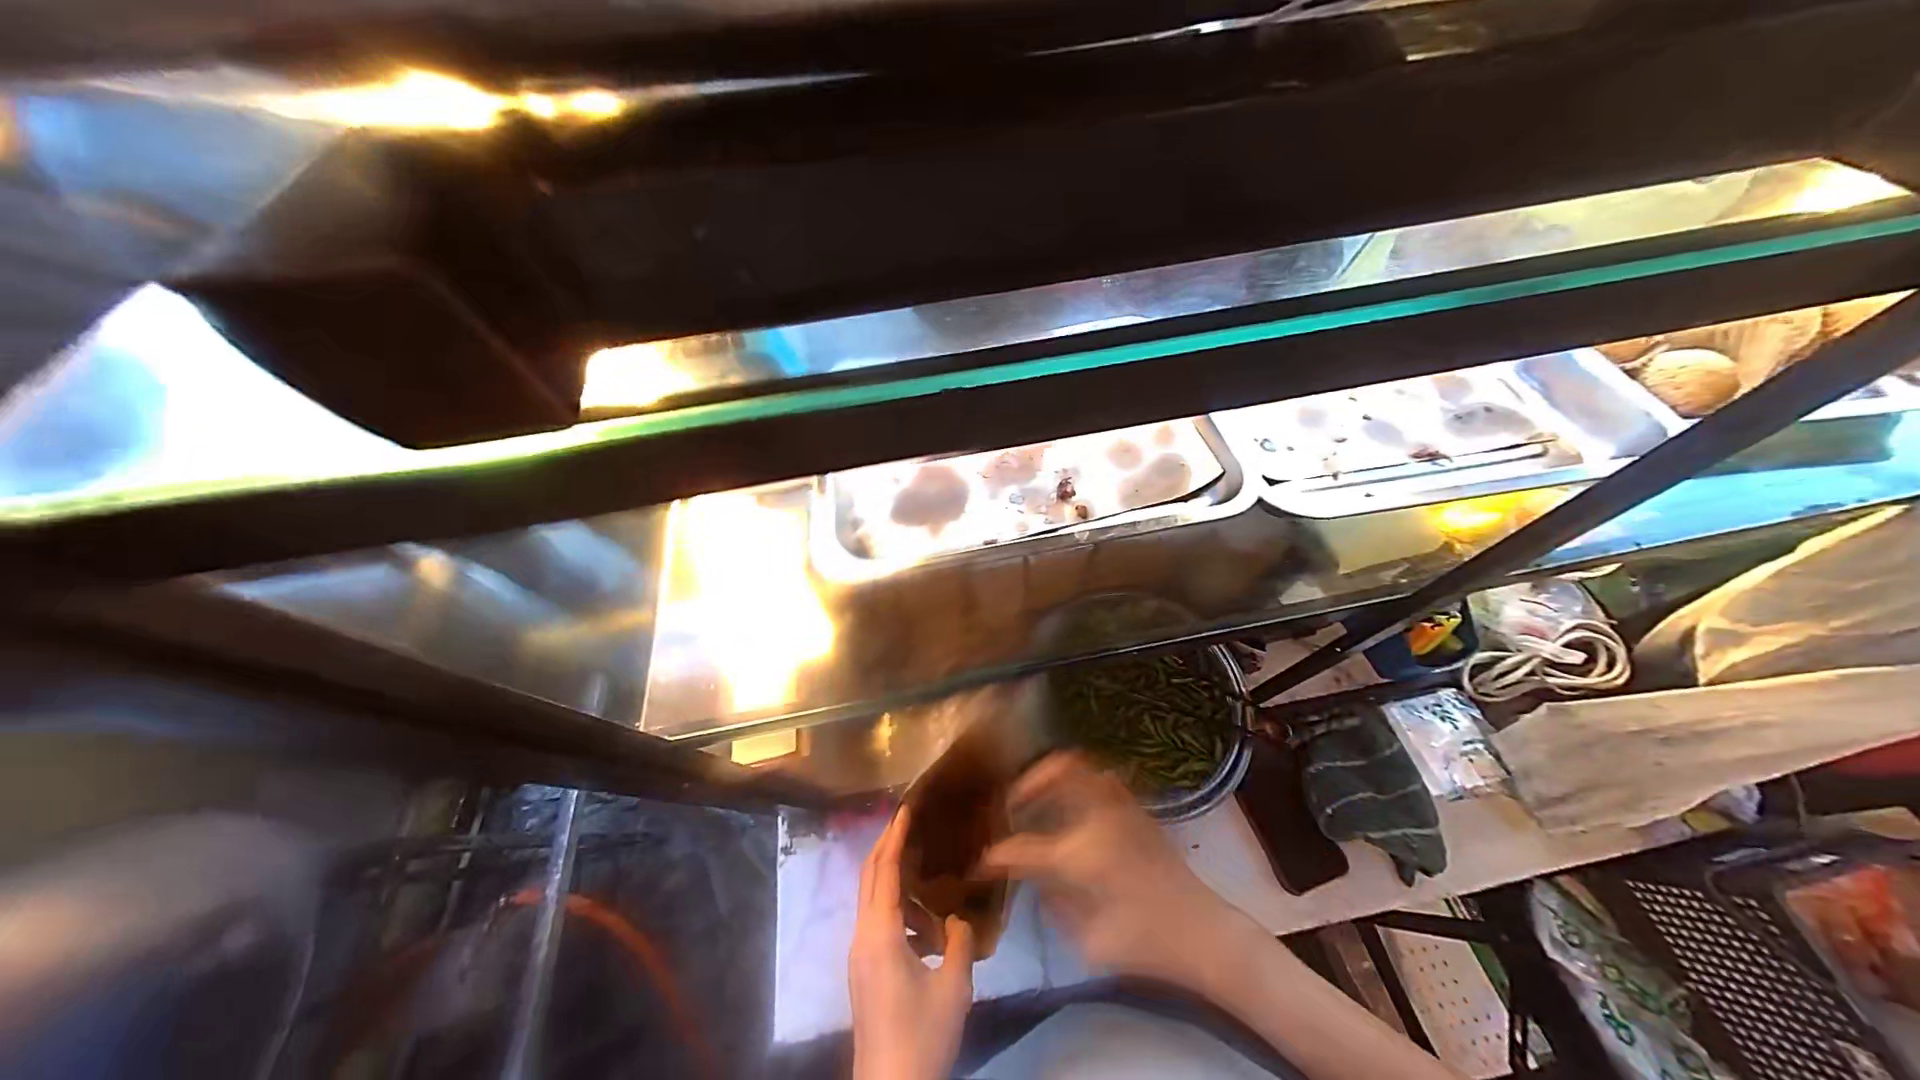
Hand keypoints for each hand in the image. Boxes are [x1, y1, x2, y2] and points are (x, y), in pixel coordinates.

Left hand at [850, 806, 975, 1079]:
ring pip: (874, 903)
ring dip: (897, 885)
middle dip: (887, 847)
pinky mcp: (864, 973)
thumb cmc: (921, 1033)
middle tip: (909, 823)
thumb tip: (957, 922)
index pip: (883, 870)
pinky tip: (926, 931)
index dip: (894, 836)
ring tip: (930, 884)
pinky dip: (899, 913)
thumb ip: (960, 944)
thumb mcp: (953, 987)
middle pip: (870, 878)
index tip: (906, 809)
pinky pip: (878, 925)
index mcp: (880, 933)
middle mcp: (862, 937)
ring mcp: (859, 956)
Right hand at [981, 752, 1261, 993]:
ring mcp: (1123, 808)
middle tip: (1013, 804)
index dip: (996, 856)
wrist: (1205, 936)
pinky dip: (1079, 784)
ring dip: (1054, 777)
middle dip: (1027, 782)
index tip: (981, 866)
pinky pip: (1102, 780)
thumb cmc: (1143, 944)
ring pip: (1081, 767)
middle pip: (1057, 769)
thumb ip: (1051, 898)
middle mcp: (1100, 816)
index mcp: (1080, 851)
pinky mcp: (1139, 812)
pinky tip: (1073, 811)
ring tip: (1039, 801)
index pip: (1022, 846)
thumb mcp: (1085, 936)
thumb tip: (1031, 876)